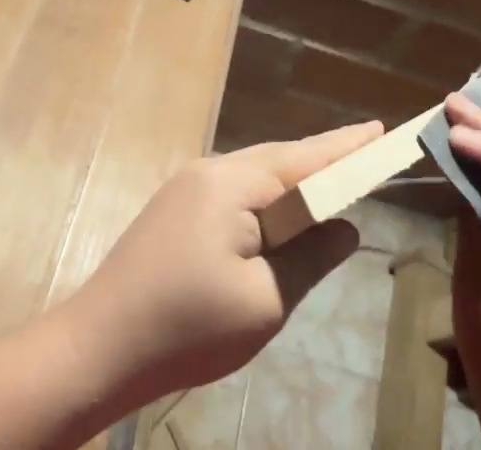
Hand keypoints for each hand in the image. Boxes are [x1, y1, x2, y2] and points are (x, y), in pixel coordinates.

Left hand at [68, 121, 383, 403]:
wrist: (97, 349)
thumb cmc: (186, 328)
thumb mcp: (264, 300)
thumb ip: (311, 257)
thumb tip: (347, 226)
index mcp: (230, 184)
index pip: (303, 158)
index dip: (346, 147)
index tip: (383, 130)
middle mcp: (207, 173)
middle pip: (278, 160)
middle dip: (323, 160)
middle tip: (368, 154)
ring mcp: (185, 191)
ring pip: (254, 177)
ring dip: (294, 183)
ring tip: (334, 184)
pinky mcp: (174, 213)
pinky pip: (234, 195)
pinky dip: (267, 202)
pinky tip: (282, 218)